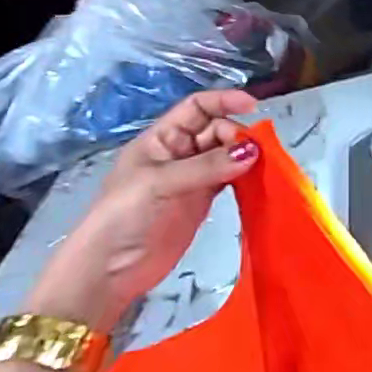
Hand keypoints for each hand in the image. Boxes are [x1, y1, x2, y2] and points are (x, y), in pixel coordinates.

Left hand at [23, 90, 259, 329]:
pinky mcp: (200, 202)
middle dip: (236, 134)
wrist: (109, 270)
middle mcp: (179, 151)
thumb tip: (251, 150)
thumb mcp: (161, 183)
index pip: (197, 106)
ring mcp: (191, 177)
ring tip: (263, 164)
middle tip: (255, 152)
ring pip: (224, 154)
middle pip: (215, 129)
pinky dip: (243, 177)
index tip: (252, 105)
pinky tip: (257, 180)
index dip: (223, 100)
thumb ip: (206, 167)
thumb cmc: (125, 214)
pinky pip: (227, 180)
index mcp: (162, 136)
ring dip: (243, 155)